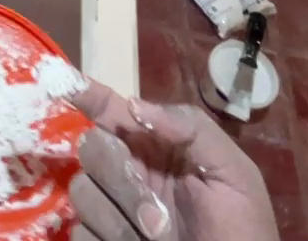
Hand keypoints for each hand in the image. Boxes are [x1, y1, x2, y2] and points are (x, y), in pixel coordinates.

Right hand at [66, 80, 278, 240]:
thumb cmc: (243, 235)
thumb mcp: (234, 175)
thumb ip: (192, 128)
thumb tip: (134, 104)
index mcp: (154, 145)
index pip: (109, 108)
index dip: (84, 92)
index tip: (63, 83)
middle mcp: (126, 169)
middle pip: (91, 147)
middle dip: (119, 178)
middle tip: (156, 216)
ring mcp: (110, 208)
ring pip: (82, 191)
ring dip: (120, 220)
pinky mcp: (99, 240)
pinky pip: (79, 232)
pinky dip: (108, 240)